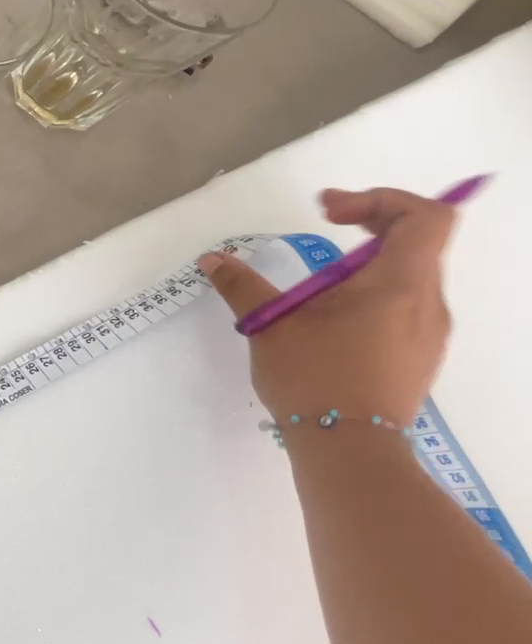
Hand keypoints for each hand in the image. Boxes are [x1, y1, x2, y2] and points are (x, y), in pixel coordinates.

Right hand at [197, 187, 455, 424]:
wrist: (349, 445)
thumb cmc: (315, 376)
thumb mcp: (270, 324)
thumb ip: (243, 286)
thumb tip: (214, 259)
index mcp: (399, 285)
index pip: (424, 217)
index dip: (381, 199)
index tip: (327, 211)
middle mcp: (426, 301)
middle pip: (418, 241)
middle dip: (369, 222)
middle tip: (323, 224)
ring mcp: (428, 330)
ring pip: (409, 273)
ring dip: (366, 260)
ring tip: (316, 281)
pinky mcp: (418, 352)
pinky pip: (403, 303)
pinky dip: (370, 290)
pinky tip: (328, 316)